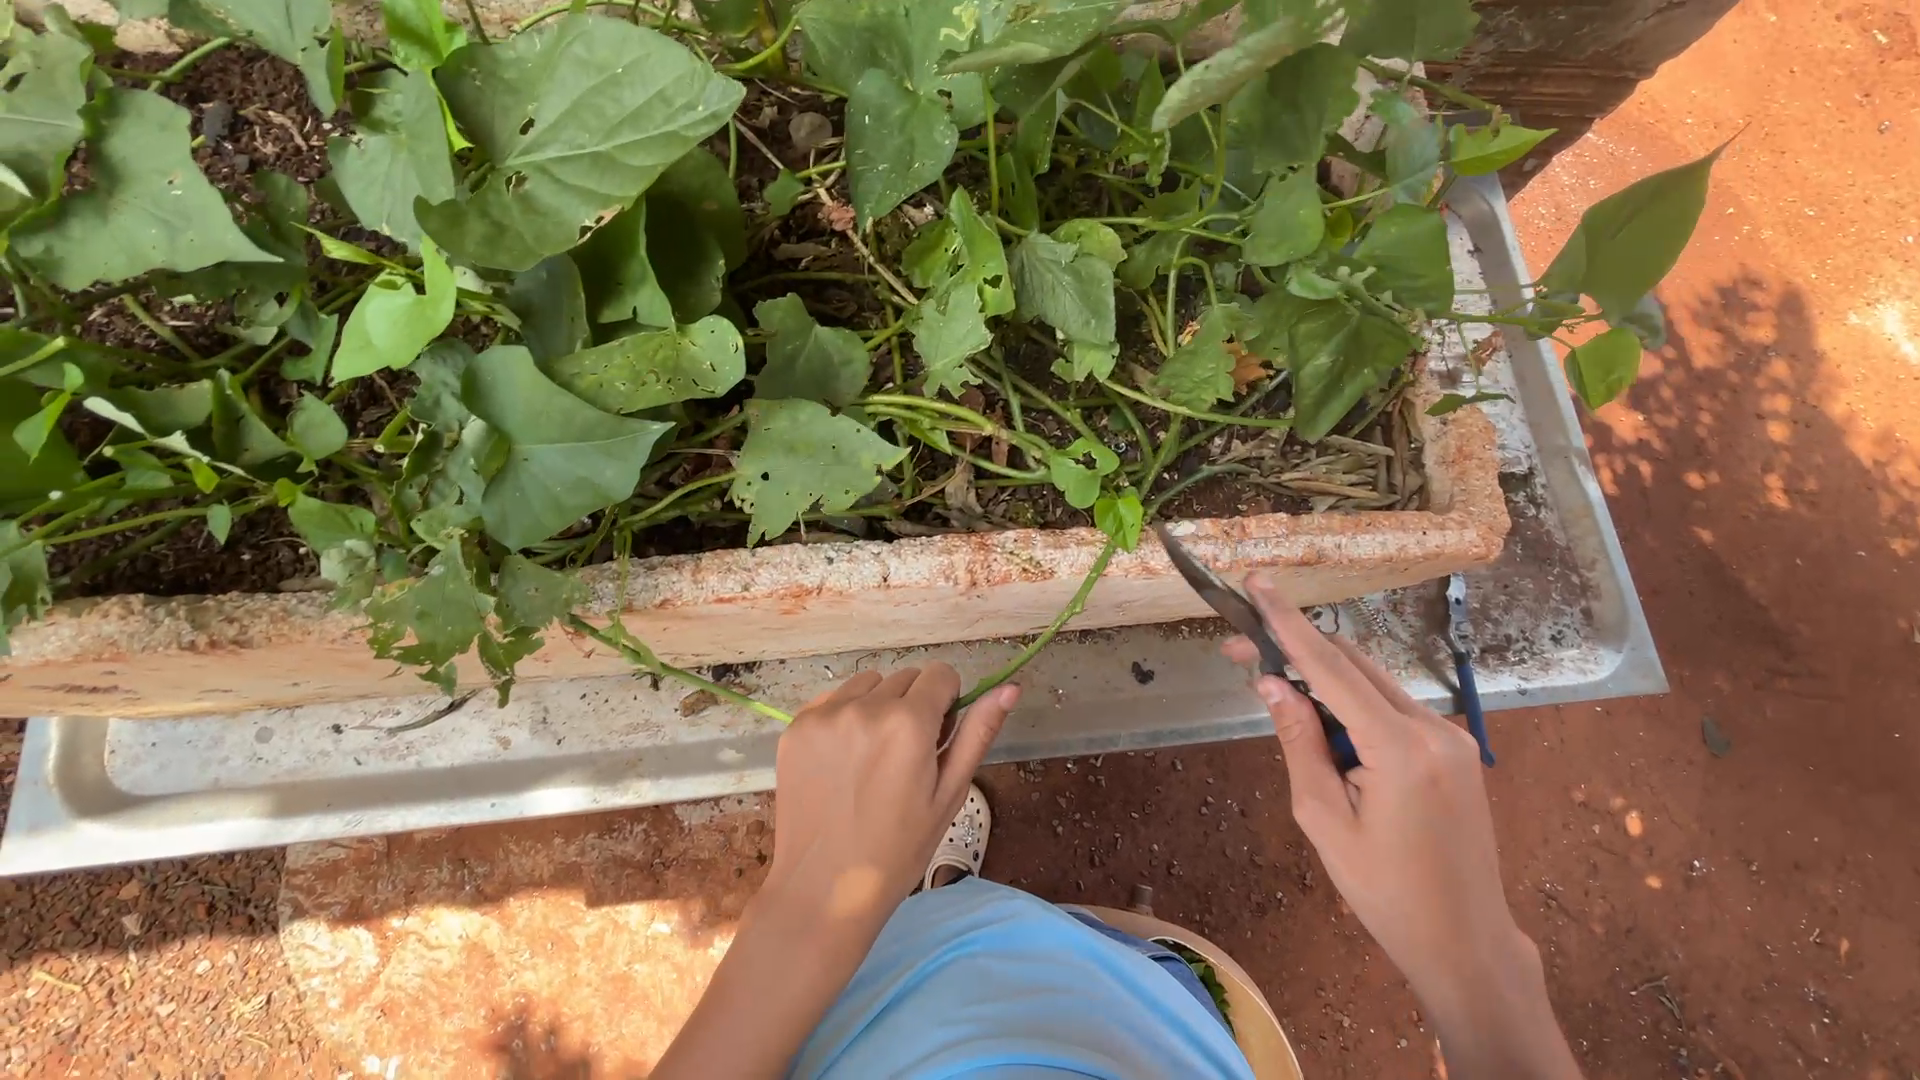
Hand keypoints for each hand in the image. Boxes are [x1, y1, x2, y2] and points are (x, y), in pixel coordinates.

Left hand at [656, 668, 1016, 1079]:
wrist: (823, 888)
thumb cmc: (898, 849)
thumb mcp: (949, 794)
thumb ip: (978, 733)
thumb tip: (1009, 688)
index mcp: (909, 723)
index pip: (941, 674)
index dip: (947, 703)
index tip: (937, 738)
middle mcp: (865, 707)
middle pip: (906, 677)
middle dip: (914, 705)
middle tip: (906, 756)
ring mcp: (825, 715)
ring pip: (868, 683)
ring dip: (878, 705)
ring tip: (872, 756)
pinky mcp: (796, 726)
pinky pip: (832, 699)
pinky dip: (844, 716)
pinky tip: (843, 759)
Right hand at [1224, 573, 1579, 1077]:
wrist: (1465, 940)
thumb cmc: (1384, 890)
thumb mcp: (1323, 817)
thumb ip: (1299, 741)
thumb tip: (1272, 682)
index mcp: (1401, 747)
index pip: (1332, 668)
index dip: (1288, 623)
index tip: (1258, 582)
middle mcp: (1434, 727)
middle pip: (1352, 665)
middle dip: (1296, 650)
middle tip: (1239, 650)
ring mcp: (1451, 736)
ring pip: (1372, 684)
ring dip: (1321, 679)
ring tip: (1274, 691)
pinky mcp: (1454, 749)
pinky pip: (1390, 708)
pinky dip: (1350, 705)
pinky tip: (1323, 727)